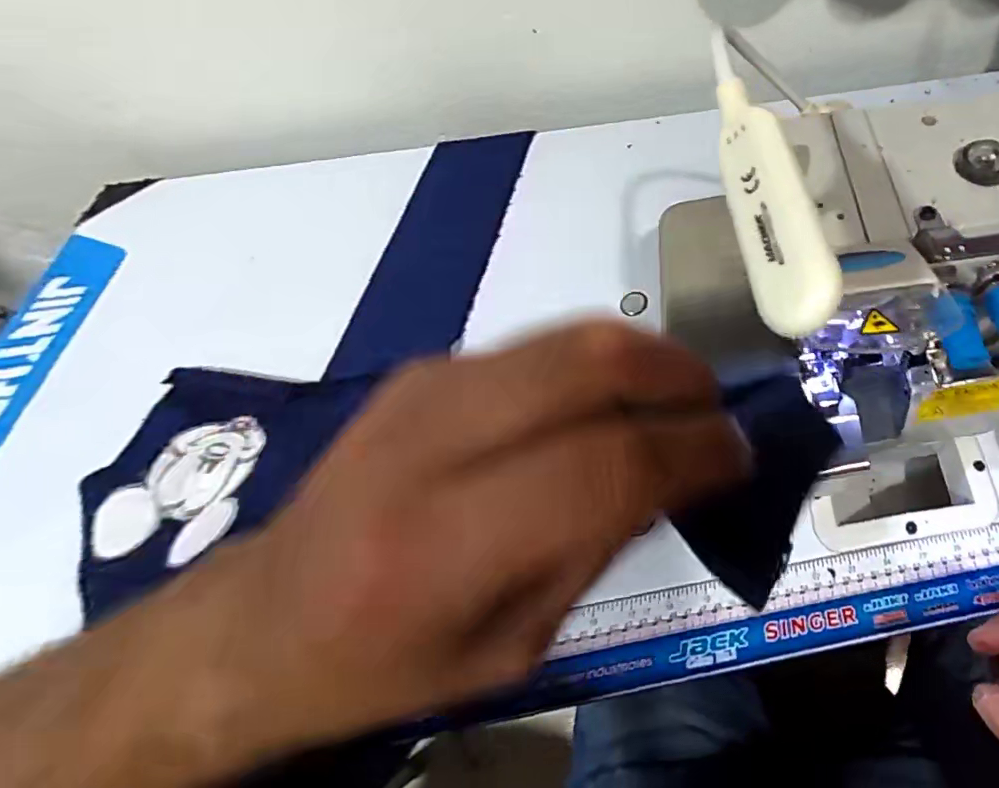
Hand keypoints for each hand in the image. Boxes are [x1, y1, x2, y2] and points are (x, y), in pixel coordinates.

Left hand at [109, 321, 747, 781]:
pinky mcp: (429, 365)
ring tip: (681, 392)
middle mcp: (428, 445)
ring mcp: (425, 388)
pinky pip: (544, 344)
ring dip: (647, 356)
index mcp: (441, 548)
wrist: (258, 618)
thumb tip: (679, 466)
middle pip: (589, 366)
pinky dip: (603, 360)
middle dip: (676, 374)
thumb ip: (599, 545)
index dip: (692, 450)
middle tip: (715, 404)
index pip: (604, 468)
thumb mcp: (513, 645)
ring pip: (572, 337)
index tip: (740, 451)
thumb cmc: (389, 661)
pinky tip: (617, 395)